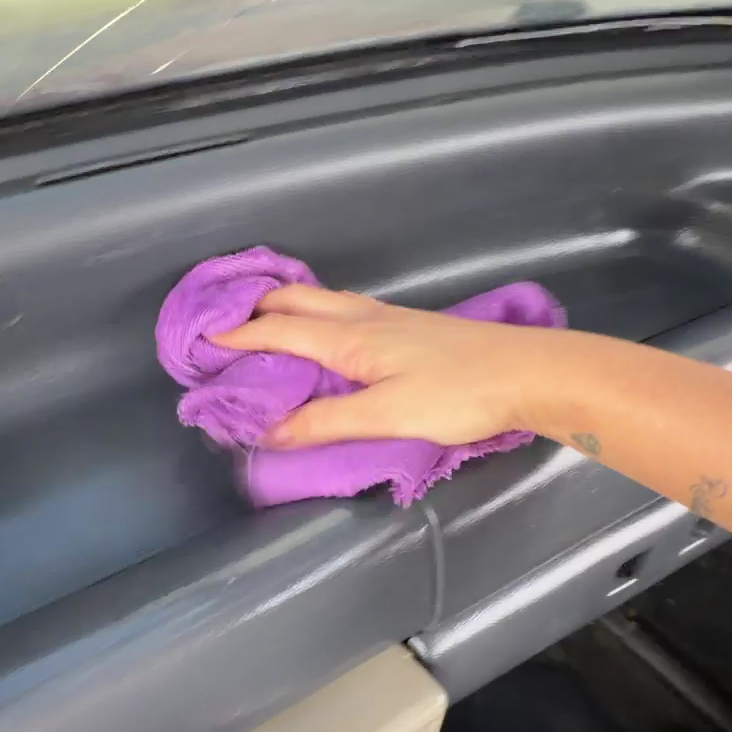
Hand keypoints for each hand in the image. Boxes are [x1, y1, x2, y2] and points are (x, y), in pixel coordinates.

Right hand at [211, 284, 611, 447]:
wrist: (530, 373)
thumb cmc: (457, 394)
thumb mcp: (385, 416)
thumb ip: (325, 422)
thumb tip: (268, 433)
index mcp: (349, 339)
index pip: (279, 330)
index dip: (238, 335)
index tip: (202, 341)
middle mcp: (362, 318)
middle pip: (296, 298)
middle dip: (255, 306)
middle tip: (225, 324)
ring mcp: (386, 317)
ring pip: (320, 299)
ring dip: (284, 305)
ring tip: (260, 322)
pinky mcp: (405, 326)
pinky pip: (342, 309)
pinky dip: (313, 313)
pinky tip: (319, 332)